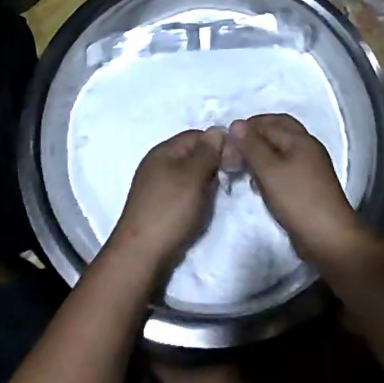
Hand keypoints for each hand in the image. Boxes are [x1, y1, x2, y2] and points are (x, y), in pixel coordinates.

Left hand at [106, 129, 222, 274]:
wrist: (143, 252)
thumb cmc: (170, 209)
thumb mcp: (192, 176)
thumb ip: (206, 153)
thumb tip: (216, 130)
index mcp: (164, 151)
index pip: (196, 136)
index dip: (218, 142)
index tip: (240, 157)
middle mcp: (159, 163)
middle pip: (193, 153)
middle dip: (214, 161)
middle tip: (235, 175)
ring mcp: (158, 185)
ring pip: (190, 173)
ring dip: (208, 179)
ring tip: (225, 190)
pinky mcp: (161, 204)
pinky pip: (185, 190)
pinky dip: (198, 193)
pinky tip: (207, 203)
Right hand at [228, 114, 374, 263]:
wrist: (329, 239)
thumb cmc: (297, 199)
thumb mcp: (268, 170)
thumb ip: (251, 145)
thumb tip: (236, 123)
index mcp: (300, 140)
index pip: (269, 122)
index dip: (246, 127)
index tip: (227, 140)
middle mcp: (307, 148)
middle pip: (278, 131)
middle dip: (255, 136)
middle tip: (235, 147)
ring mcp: (309, 168)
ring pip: (280, 150)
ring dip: (260, 153)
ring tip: (242, 165)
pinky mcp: (307, 186)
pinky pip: (283, 167)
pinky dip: (268, 169)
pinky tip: (257, 183)